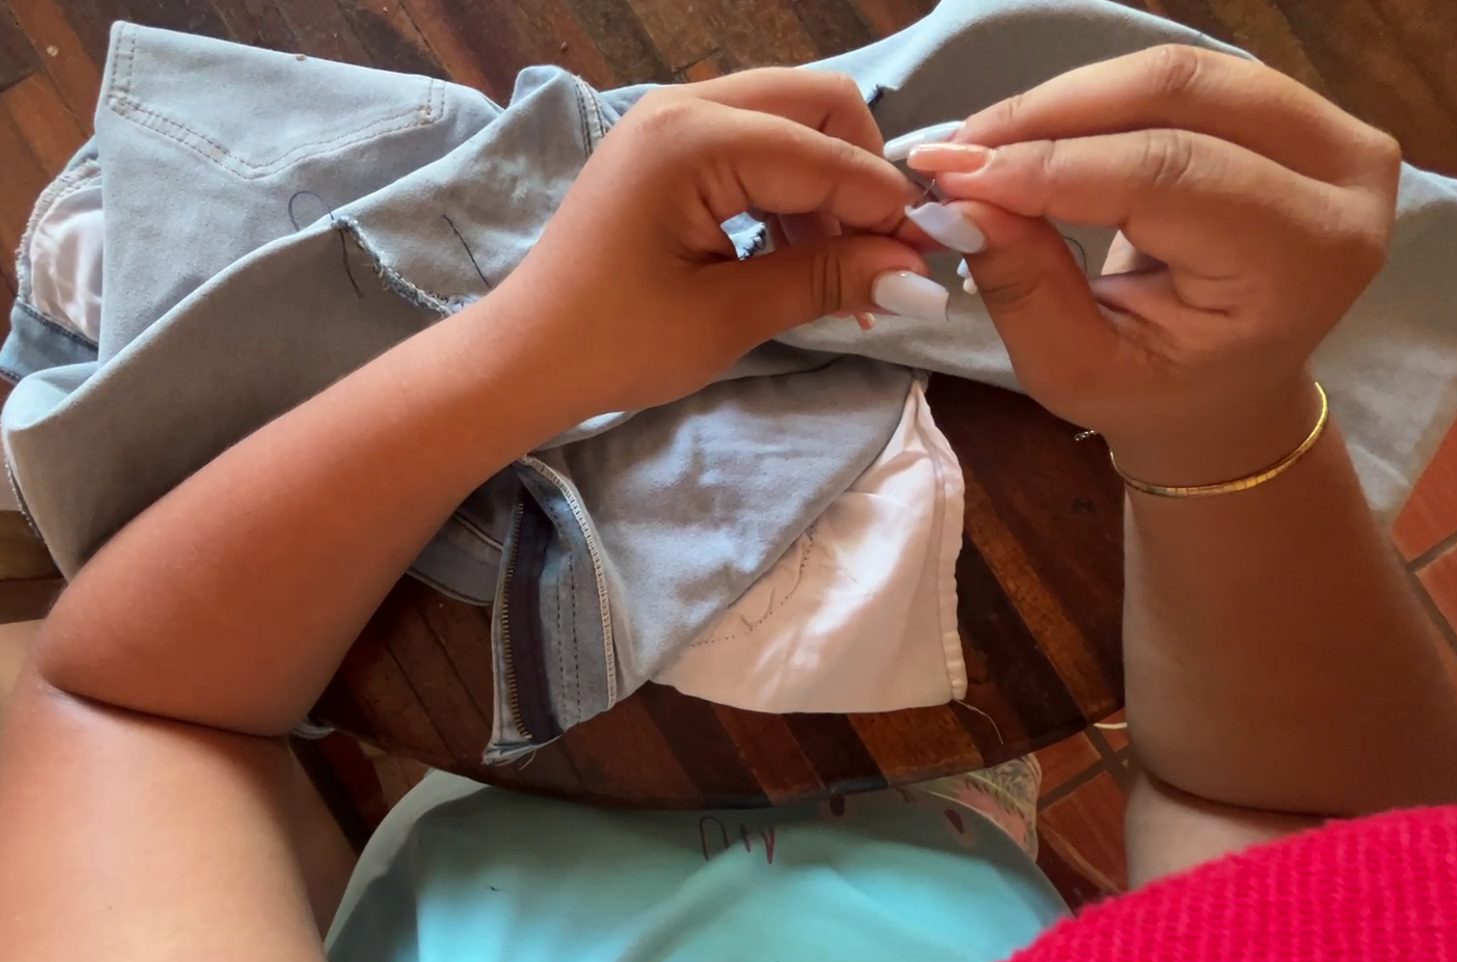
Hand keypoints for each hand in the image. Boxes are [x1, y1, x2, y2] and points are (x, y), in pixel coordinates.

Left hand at [487, 69, 931, 417]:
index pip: (826, 155)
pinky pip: (746, 152)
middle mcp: (682, 106)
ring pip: (784, 127)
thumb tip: (919, 273)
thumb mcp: (726, 316)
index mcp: (694, 138)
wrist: (525, 360)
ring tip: (838, 275)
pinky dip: (780, 196)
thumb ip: (825, 280)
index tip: (931, 259)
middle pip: (816, 108)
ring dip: (823, 192)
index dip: (885, 207)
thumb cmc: (614, 345)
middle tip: (878, 259)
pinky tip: (790, 254)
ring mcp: (665, 125)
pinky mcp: (659, 156)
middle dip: (859, 181)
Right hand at [903, 45, 1401, 483]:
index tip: (949, 177)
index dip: (1045, 167)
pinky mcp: (1299, 116)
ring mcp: (1332, 131)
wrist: (1223, 396)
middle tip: (954, 149)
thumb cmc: (1148, 398)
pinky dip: (1089, 102)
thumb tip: (959, 210)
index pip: (1163, 176)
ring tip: (978, 144)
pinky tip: (1026, 135)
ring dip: (1062, 101)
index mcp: (1297, 261)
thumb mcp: (1069, 369)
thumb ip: (1023, 288)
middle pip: (1183, 94)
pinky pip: (1182, 84)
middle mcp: (1342, 175)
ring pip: (1180, 74)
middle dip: (1048, 114)